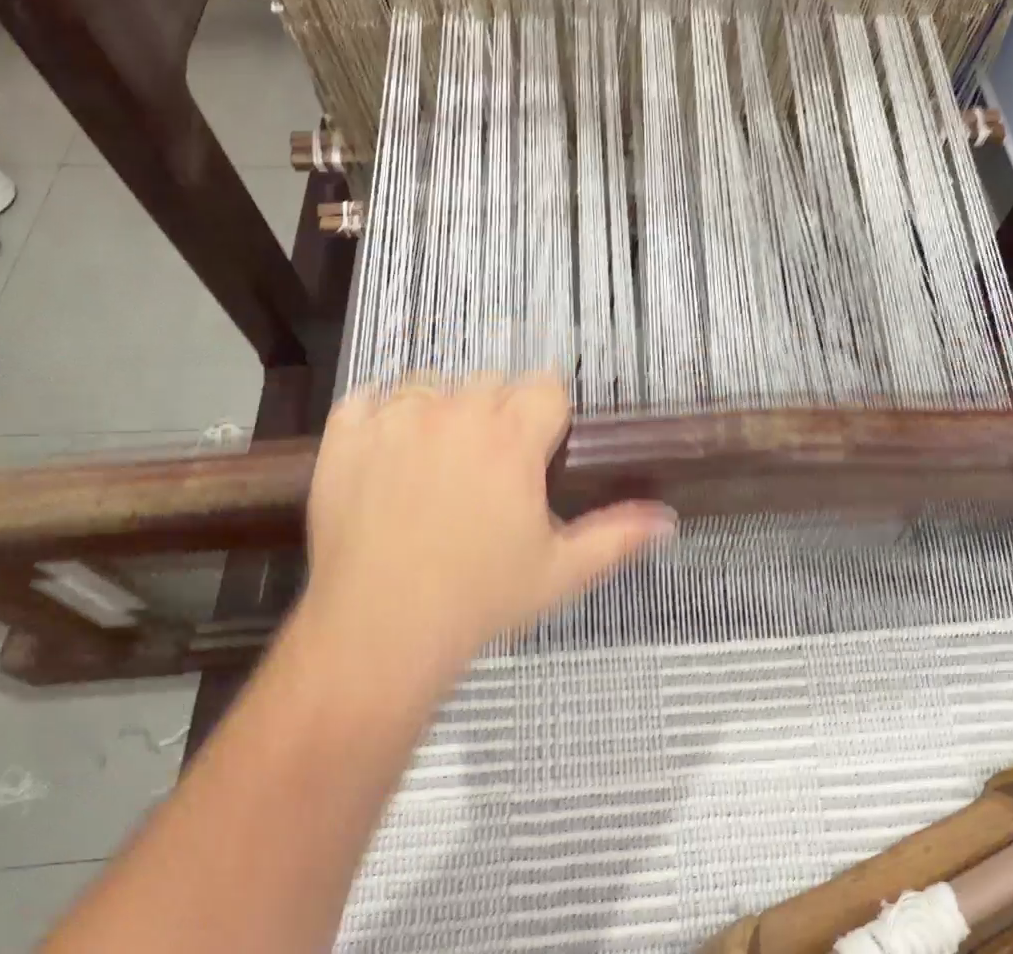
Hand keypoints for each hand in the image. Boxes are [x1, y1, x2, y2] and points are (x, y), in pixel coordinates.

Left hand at [300, 374, 674, 660]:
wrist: (380, 630)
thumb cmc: (478, 601)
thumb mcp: (561, 572)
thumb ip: (618, 536)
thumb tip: (667, 521)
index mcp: (512, 439)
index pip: (546, 385)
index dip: (549, 416)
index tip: (540, 452)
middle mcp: (454, 414)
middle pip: (491, 382)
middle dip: (499, 415)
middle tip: (492, 472)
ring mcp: (394, 420)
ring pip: (432, 385)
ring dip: (442, 412)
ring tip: (438, 466)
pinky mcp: (345, 436)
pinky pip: (369, 398)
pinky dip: (381, 417)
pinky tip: (389, 456)